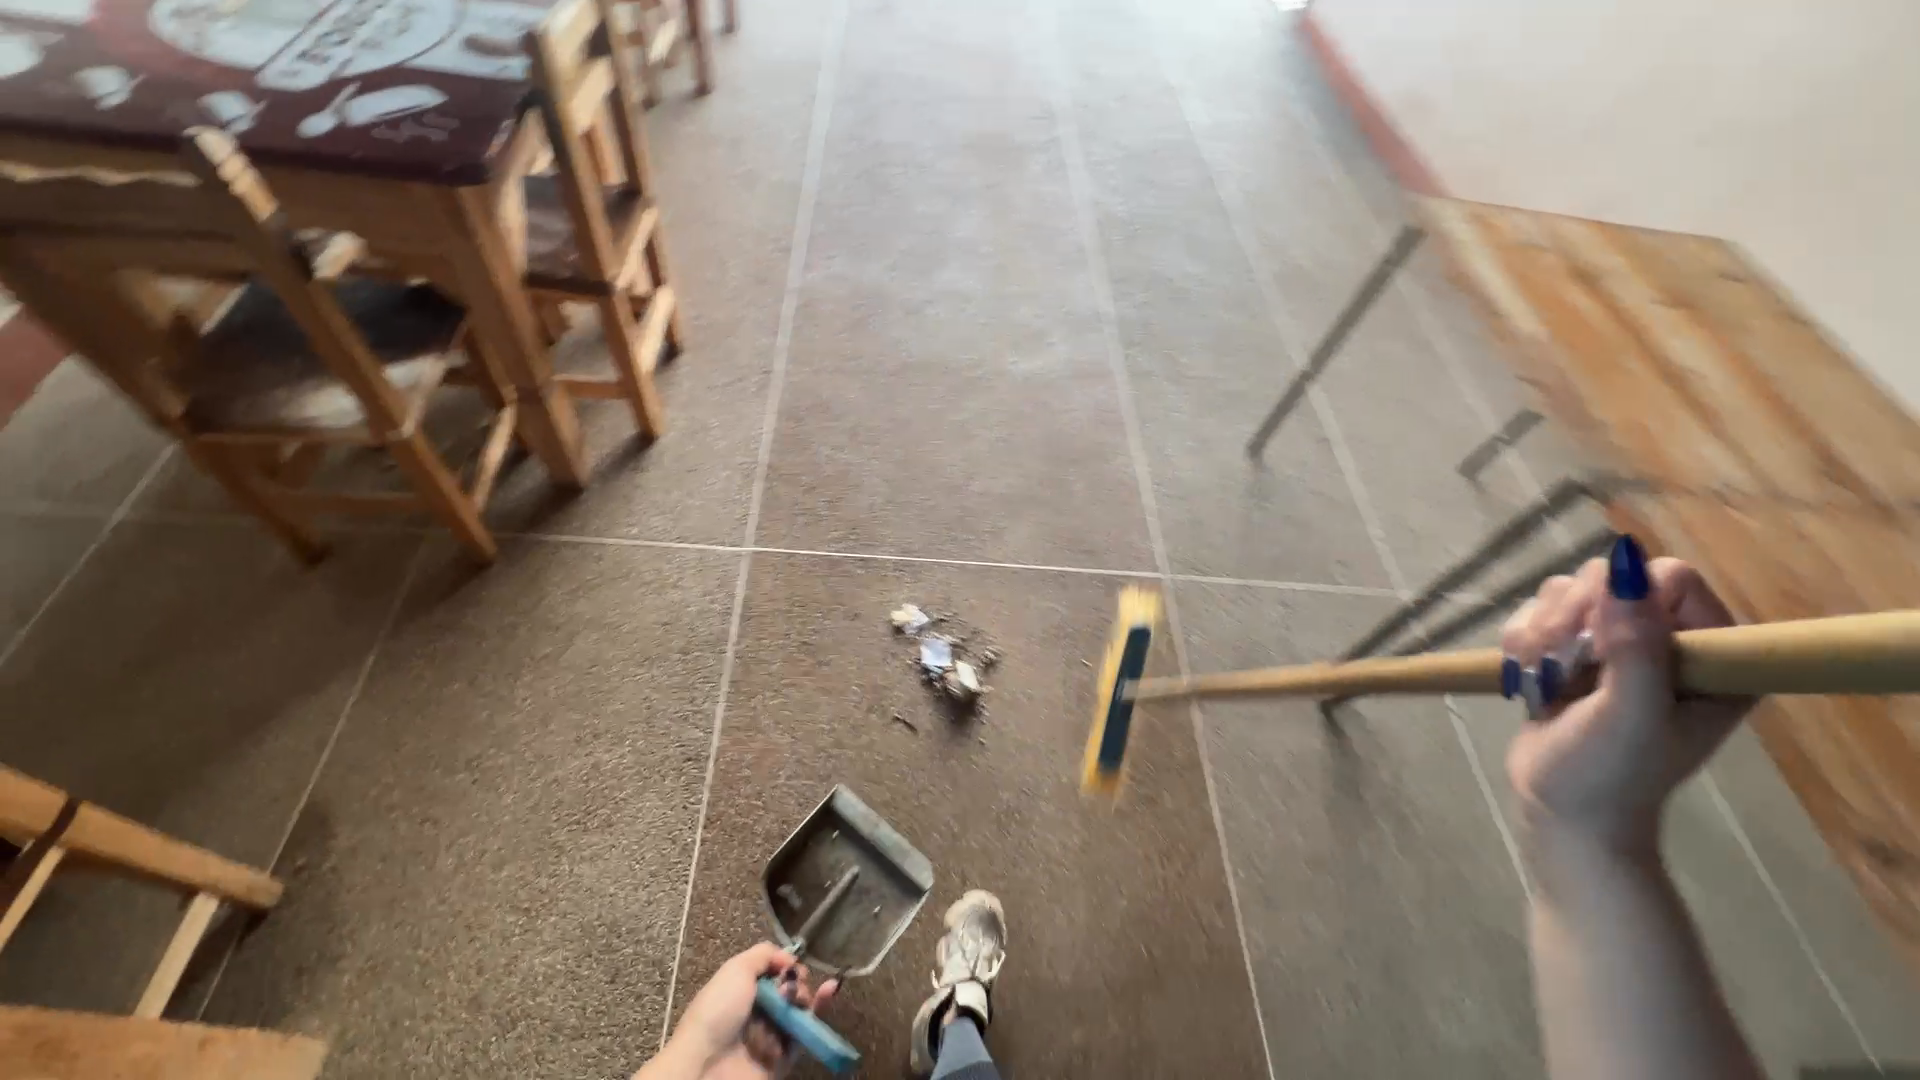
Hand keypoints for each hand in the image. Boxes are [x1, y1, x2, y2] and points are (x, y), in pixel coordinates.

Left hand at [654, 943, 838, 1079]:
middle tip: (793, 985)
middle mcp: (756, 1013)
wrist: (707, 1065)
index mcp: (741, 991)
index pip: (772, 974)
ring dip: (806, 996)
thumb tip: (790, 958)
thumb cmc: (718, 1010)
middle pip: (788, 991)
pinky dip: (818, 1014)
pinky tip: (828, 992)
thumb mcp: (736, 969)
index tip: (791, 966)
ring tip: (799, 997)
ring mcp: (770, 1036)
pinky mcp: (782, 1058)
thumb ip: (764, 954)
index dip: (785, 967)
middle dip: (797, 982)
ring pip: (798, 1010)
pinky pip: (804, 1036)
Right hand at [1501, 539, 1753, 853]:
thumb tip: (1622, 568)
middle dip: (1570, 617)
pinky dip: (1521, 638)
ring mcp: (1615, 644)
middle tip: (1562, 661)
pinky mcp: (1569, 650)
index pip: (1669, 579)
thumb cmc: (1611, 771)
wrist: (1562, 810)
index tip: (1600, 644)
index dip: (1624, 601)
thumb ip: (1635, 643)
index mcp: (1712, 654)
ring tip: (1543, 674)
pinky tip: (1526, 673)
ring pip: (1564, 593)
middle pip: (1607, 579)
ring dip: (1540, 630)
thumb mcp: (1632, 711)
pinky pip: (1536, 612)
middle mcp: (1668, 640)